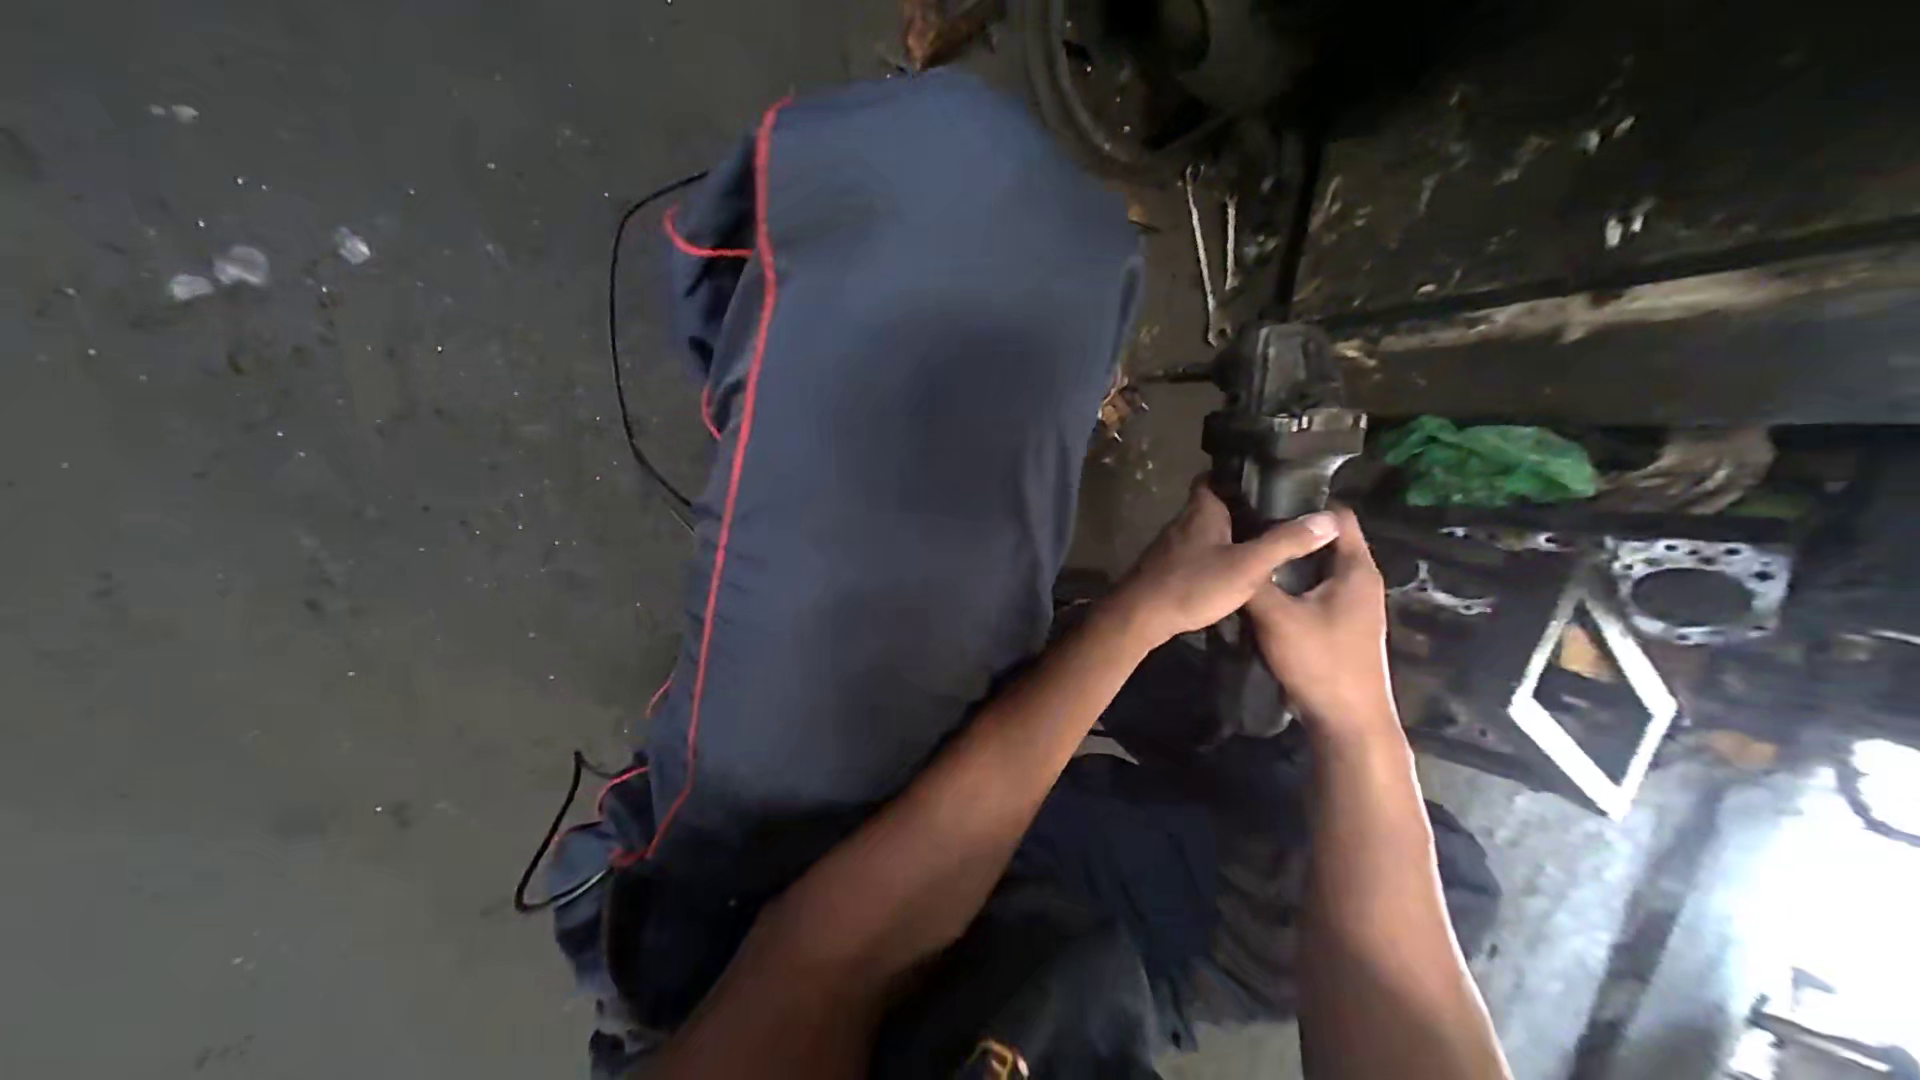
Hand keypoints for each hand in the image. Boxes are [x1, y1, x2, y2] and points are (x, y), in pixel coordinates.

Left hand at [1112, 479, 1339, 646]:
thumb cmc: (1193, 584)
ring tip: (1265, 538)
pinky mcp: (1167, 566)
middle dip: (1242, 505)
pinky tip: (1235, 567)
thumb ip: (1285, 542)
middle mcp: (1184, 519)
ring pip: (1207, 528)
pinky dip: (1217, 553)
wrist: (1141, 617)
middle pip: (1215, 502)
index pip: (1216, 475)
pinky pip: (1198, 551)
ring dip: (1231, 532)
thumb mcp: (1248, 565)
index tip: (1268, 476)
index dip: (1239, 472)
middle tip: (1277, 512)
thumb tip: (1329, 519)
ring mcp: (1172, 544)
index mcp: (1202, 508)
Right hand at [1244, 506, 1395, 734]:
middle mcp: (1360, 580)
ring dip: (1287, 561)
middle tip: (1247, 526)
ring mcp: (1352, 603)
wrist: (1346, 720)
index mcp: (1356, 569)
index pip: (1338, 515)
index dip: (1304, 502)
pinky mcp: (1340, 623)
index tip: (1263, 499)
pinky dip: (1291, 584)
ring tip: (1248, 554)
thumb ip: (1253, 582)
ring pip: (1316, 567)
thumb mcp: (1276, 617)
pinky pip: (1313, 589)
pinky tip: (1260, 590)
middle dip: (1288, 531)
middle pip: (1324, 540)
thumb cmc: (1319, 662)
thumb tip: (1230, 553)